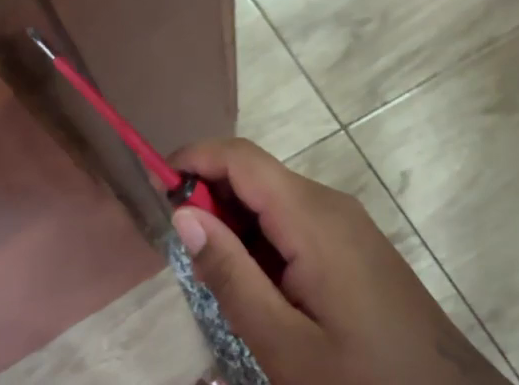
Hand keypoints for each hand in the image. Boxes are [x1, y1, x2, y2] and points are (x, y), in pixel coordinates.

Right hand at [168, 138, 507, 384]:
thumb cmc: (365, 379)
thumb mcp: (285, 343)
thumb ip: (230, 274)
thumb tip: (183, 213)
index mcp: (312, 217)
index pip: (239, 157)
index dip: (191, 160)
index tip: (153, 191)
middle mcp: (329, 204)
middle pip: (253, 175)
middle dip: (210, 200)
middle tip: (186, 256)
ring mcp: (346, 223)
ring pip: (271, 199)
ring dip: (235, 225)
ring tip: (220, 282)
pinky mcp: (355, 244)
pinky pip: (294, 221)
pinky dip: (263, 241)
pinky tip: (260, 290)